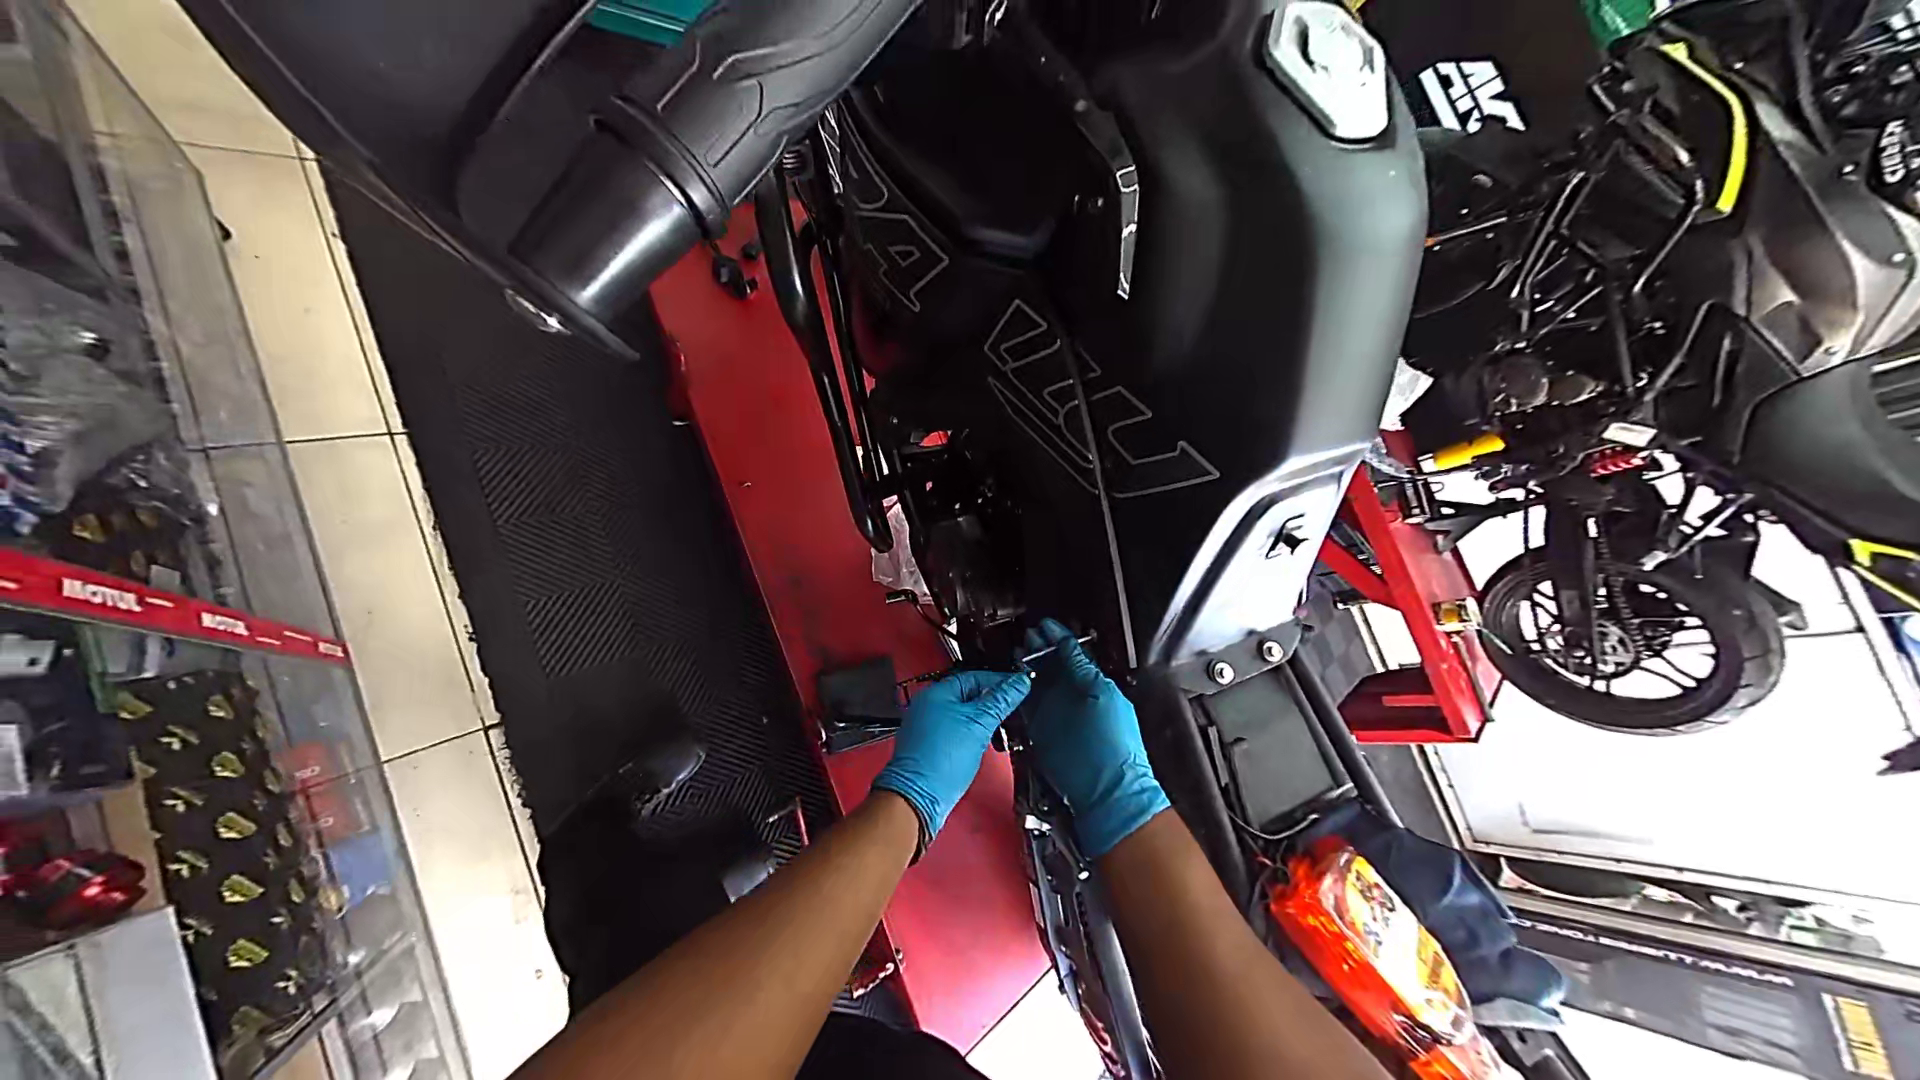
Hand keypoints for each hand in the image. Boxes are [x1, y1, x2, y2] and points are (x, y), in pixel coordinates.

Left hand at [872, 669, 1030, 851]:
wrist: (919, 796)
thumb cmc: (939, 760)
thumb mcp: (979, 724)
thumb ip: (1001, 700)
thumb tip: (1019, 683)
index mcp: (936, 693)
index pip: (974, 676)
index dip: (998, 681)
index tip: (1017, 686)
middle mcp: (928, 707)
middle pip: (968, 695)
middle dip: (992, 701)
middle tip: (1011, 707)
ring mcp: (928, 727)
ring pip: (963, 715)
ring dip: (982, 720)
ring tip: (999, 729)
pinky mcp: (931, 747)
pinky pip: (957, 732)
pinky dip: (972, 735)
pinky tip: (982, 745)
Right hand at [1022, 619, 1169, 857]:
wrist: (1107, 792)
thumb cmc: (1115, 749)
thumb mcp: (1103, 696)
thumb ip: (1083, 669)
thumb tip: (1070, 645)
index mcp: (1092, 684)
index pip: (1071, 652)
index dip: (1057, 636)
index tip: (1045, 624)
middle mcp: (1073, 697)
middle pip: (1050, 664)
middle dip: (1038, 647)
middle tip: (1027, 633)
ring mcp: (1055, 714)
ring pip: (1035, 682)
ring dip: (1026, 665)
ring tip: (1017, 649)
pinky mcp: (1039, 731)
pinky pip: (1024, 705)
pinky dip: (1017, 691)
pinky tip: (1012, 679)